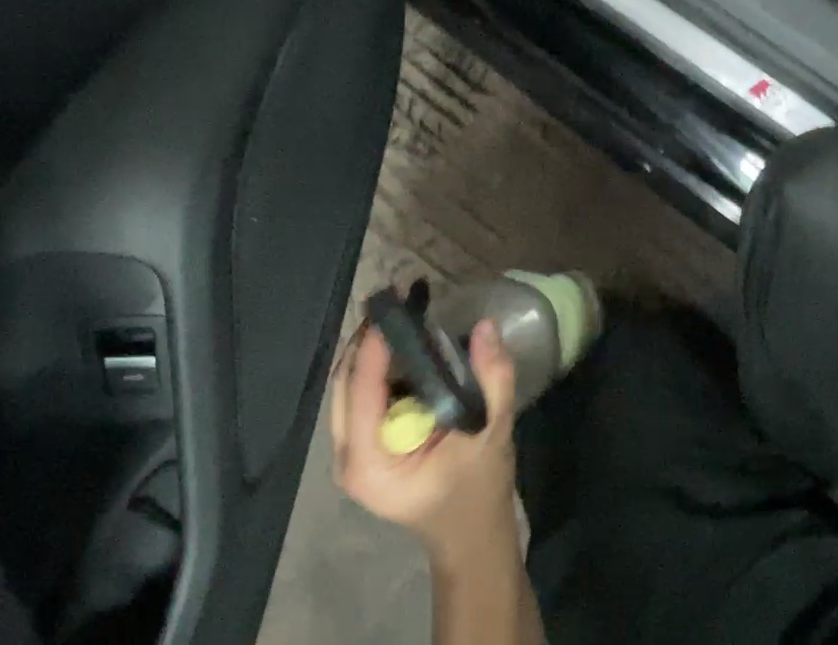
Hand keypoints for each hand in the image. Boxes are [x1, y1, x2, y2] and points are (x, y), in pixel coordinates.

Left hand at [332, 317, 520, 561]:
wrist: (472, 535)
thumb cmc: (479, 491)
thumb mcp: (493, 433)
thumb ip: (493, 379)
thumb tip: (486, 327)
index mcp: (369, 463)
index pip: (362, 392)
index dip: (375, 348)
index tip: (394, 308)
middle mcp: (347, 458)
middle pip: (344, 386)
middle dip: (367, 342)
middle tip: (394, 302)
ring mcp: (352, 454)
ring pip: (348, 389)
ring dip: (371, 352)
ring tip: (399, 314)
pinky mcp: (365, 446)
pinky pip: (362, 397)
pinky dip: (379, 368)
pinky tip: (404, 344)